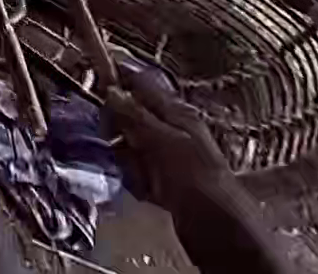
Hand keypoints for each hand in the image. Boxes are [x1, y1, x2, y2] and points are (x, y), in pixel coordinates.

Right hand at [106, 67, 292, 273]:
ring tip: (129, 168)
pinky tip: (138, 186)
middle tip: (108, 133)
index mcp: (178, 116)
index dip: (115, 74)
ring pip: (128, 142)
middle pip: (130, 112)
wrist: (230, 246)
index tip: (87, 71)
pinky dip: (131, 176)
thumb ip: (138, 116)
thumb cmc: (203, 188)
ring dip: (122, 153)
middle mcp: (172, 132)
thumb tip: (110, 89)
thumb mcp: (168, 146)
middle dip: (115, 122)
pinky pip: (135, 169)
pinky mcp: (164, 184)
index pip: (141, 82)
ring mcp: (168, 159)